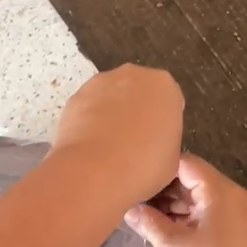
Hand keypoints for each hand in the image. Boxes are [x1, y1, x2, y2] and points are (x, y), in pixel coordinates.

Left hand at [49, 64, 184, 203]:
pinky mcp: (75, 96)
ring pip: (111, 97)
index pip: (168, 101)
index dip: (163, 123)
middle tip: (133, 143)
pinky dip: (89, 121)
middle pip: (138, 92)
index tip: (156, 142)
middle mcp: (133, 75)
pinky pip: (88, 107)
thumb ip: (165, 141)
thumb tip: (152, 143)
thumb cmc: (144, 166)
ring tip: (107, 146)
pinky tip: (90, 144)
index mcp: (164, 86)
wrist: (95, 171)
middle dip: (136, 112)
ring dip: (111, 114)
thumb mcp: (171, 159)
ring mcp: (100, 82)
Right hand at [125, 154, 246, 246]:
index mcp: (218, 190)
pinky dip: (187, 218)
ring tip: (146, 219)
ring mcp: (236, 212)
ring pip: (199, 198)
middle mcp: (230, 194)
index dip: (158, 170)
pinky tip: (166, 232)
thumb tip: (130, 210)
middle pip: (192, 179)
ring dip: (174, 206)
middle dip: (163, 190)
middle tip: (134, 203)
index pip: (184, 163)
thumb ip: (149, 223)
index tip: (135, 182)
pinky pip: (208, 213)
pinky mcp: (237, 230)